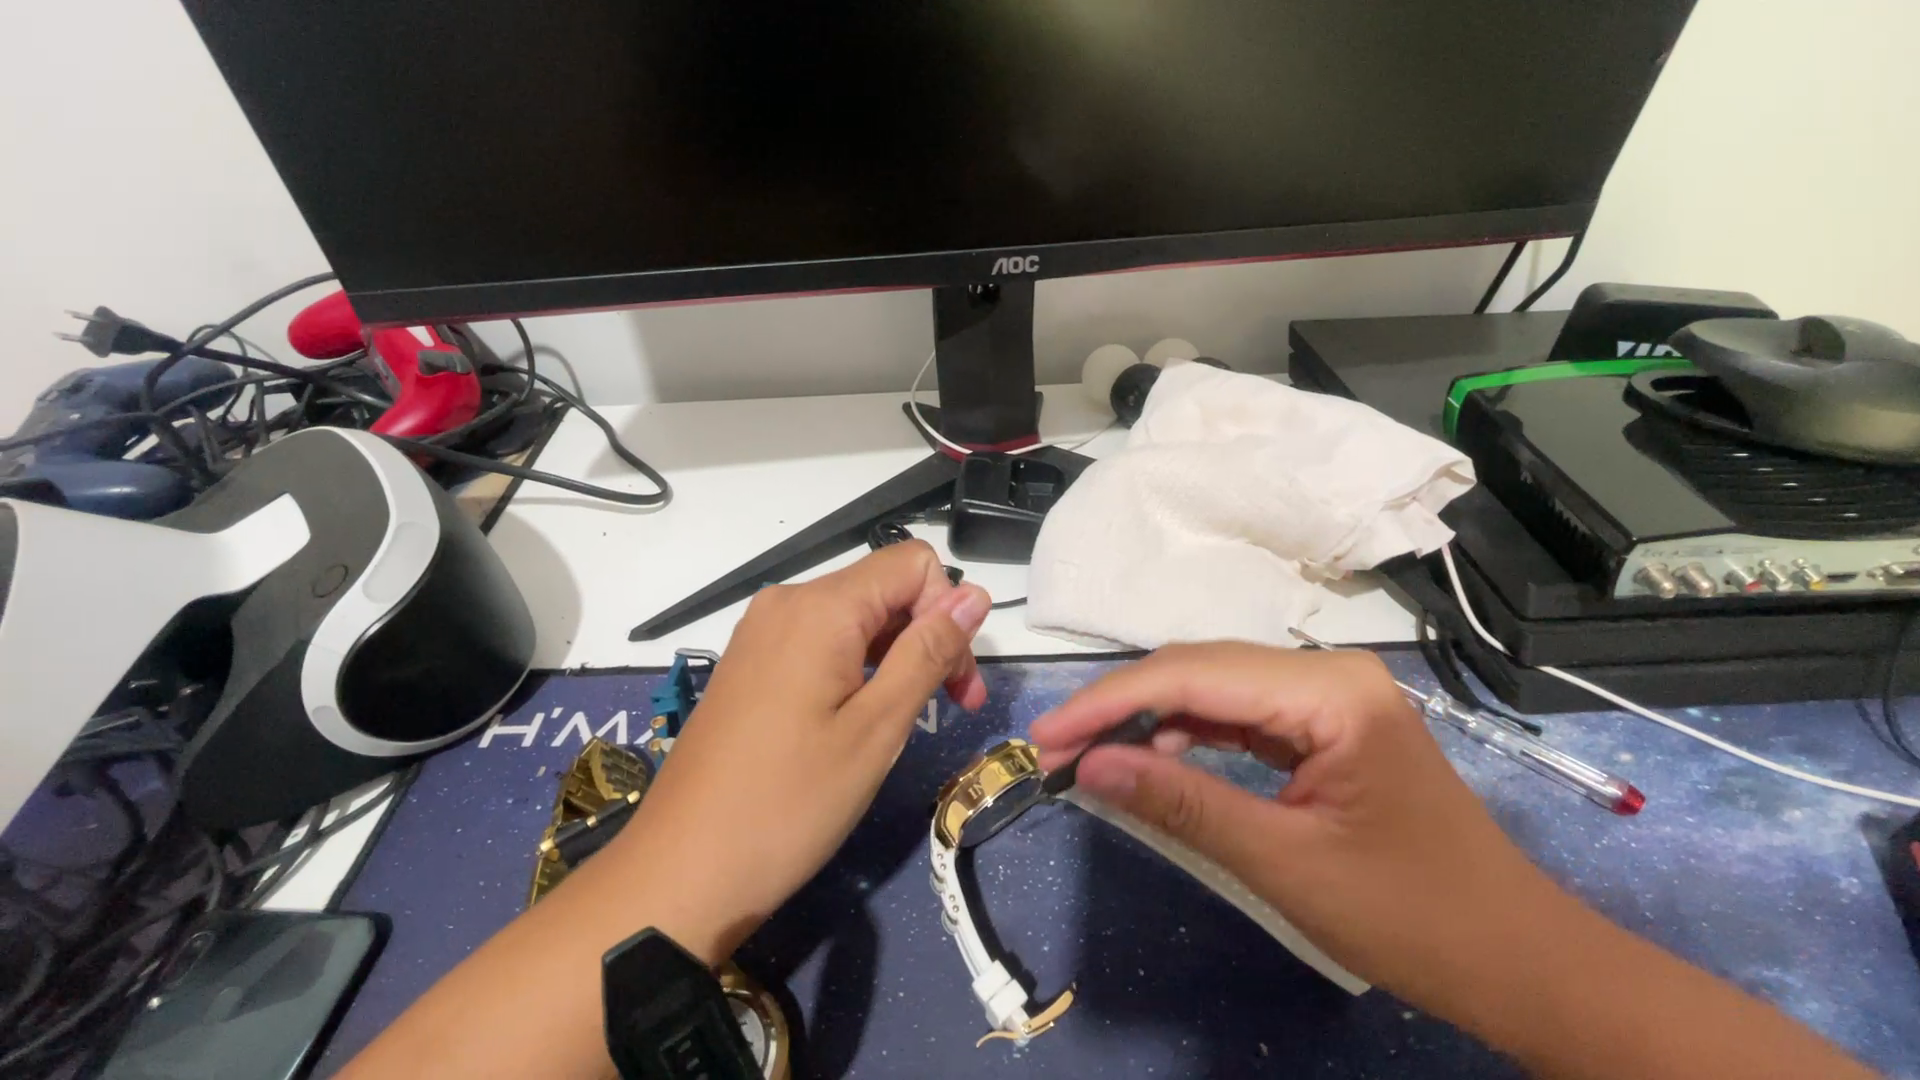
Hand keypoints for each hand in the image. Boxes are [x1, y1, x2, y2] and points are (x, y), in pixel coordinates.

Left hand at [604, 541, 990, 961]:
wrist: (681, 870)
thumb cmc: (790, 802)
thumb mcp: (876, 728)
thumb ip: (928, 651)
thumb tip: (974, 593)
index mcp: (820, 607)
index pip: (913, 564)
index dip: (948, 611)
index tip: (955, 679)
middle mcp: (786, 603)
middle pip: (884, 590)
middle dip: (928, 638)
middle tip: (950, 709)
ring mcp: (761, 633)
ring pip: (855, 618)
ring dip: (895, 658)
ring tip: (904, 724)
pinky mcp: (750, 664)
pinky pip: (820, 642)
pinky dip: (856, 669)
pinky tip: (857, 721)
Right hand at [1027, 643, 1571, 1013]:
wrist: (1520, 961)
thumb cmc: (1413, 916)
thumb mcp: (1284, 863)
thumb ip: (1181, 805)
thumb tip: (1088, 769)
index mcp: (1330, 690)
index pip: (1193, 675)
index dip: (1108, 702)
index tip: (1045, 737)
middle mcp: (1329, 674)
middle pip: (1199, 670)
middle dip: (1122, 708)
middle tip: (1056, 750)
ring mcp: (1330, 697)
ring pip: (1214, 689)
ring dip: (1150, 721)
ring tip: (1091, 757)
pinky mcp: (1326, 727)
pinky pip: (1241, 717)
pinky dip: (1190, 737)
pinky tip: (1153, 760)